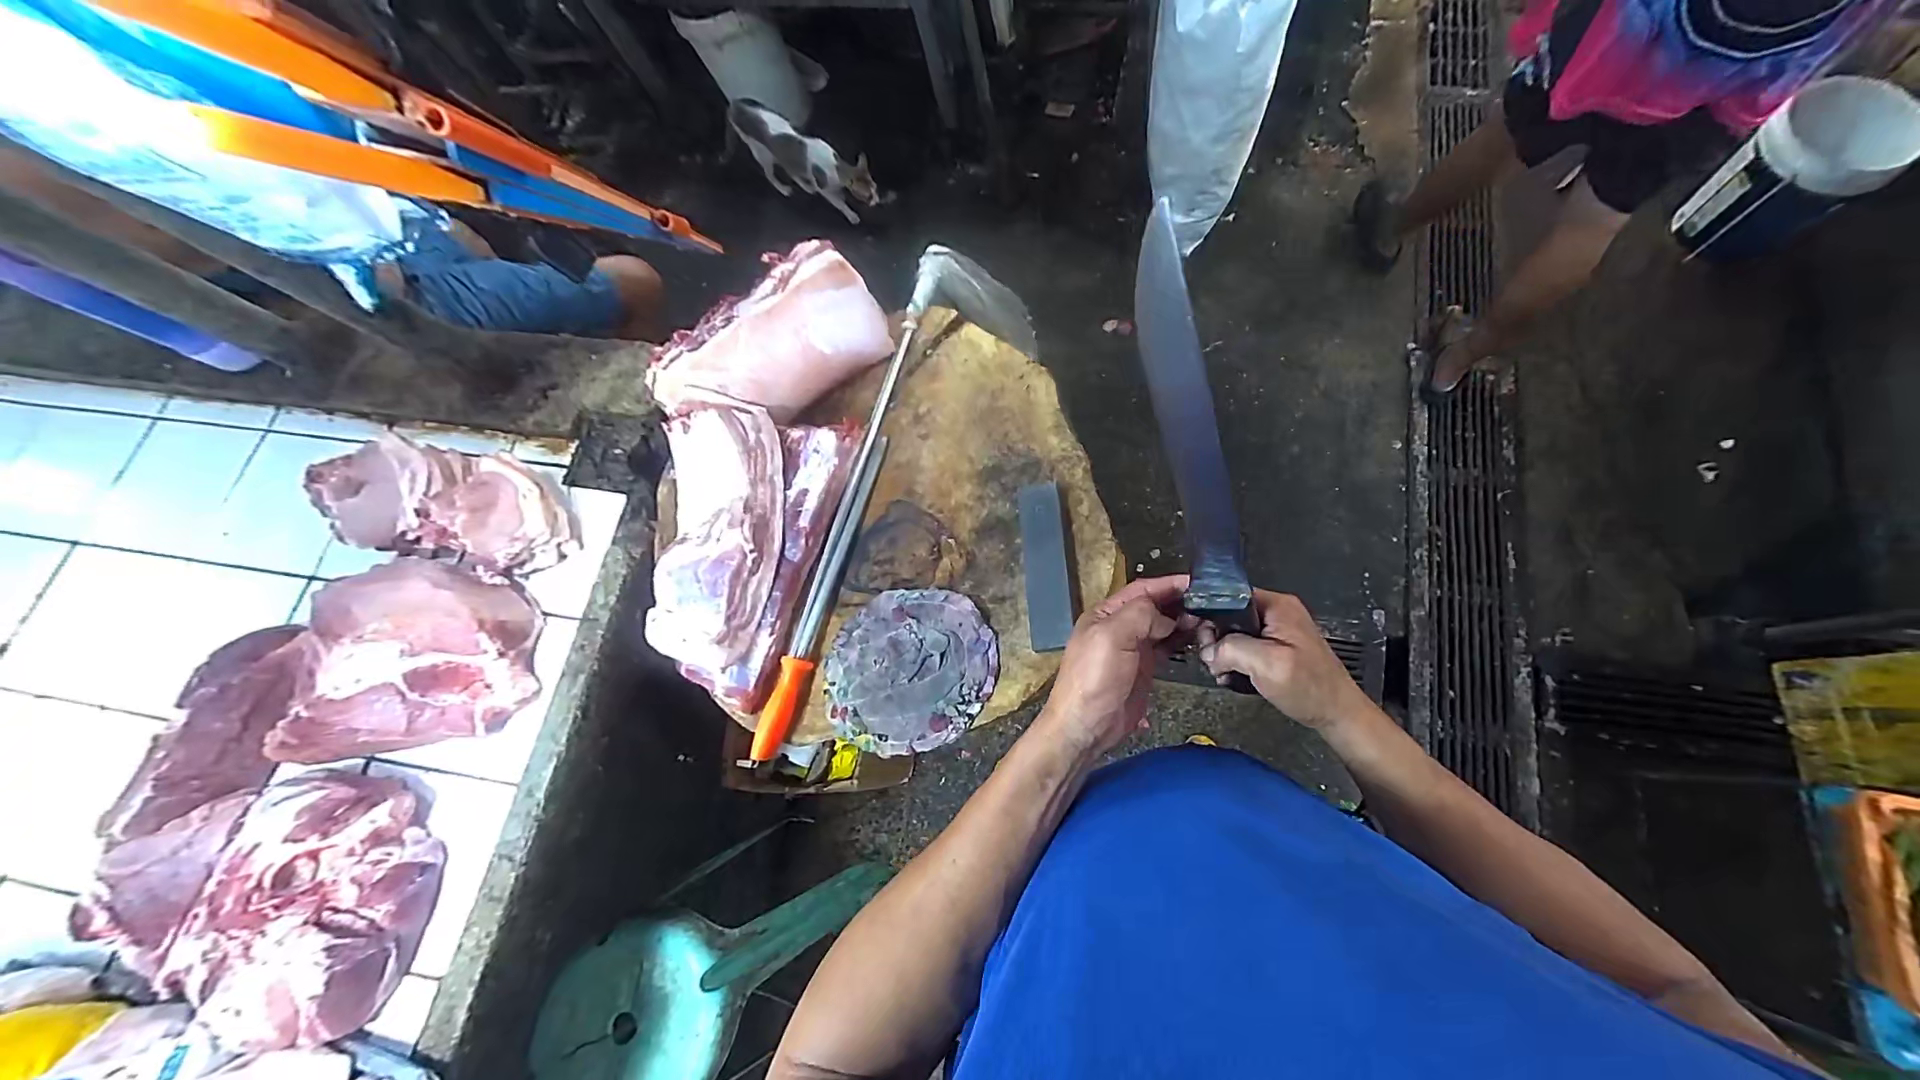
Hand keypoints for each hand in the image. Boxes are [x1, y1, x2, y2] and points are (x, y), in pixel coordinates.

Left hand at [1035, 575, 1195, 756]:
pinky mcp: (1143, 670)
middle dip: (1180, 603)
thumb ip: (1140, 616)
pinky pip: (1165, 649)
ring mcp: (1131, 649)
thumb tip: (1167, 617)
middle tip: (1209, 604)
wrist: (1086, 726)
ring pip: (1162, 627)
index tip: (1196, 582)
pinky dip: (1181, 643)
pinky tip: (1196, 641)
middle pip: (1154, 607)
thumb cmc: (1092, 679)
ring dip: (1183, 623)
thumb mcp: (1112, 637)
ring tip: (1208, 622)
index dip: (1168, 584)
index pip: (1141, 590)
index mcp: (1105, 614)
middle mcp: (1118, 628)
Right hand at [1196, 589, 1371, 729]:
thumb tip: (1208, 650)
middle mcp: (1275, 613)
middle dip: (1215, 639)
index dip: (1210, 614)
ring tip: (1226, 672)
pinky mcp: (1273, 648)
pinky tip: (1234, 676)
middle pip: (1227, 615)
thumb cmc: (1312, 688)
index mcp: (1277, 606)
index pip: (1228, 596)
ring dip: (1223, 654)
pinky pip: (1242, 648)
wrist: (1336, 715)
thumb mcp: (1267, 663)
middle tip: (1216, 661)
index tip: (1203, 637)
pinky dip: (1233, 662)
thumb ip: (1231, 648)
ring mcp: (1275, 631)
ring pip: (1231, 634)